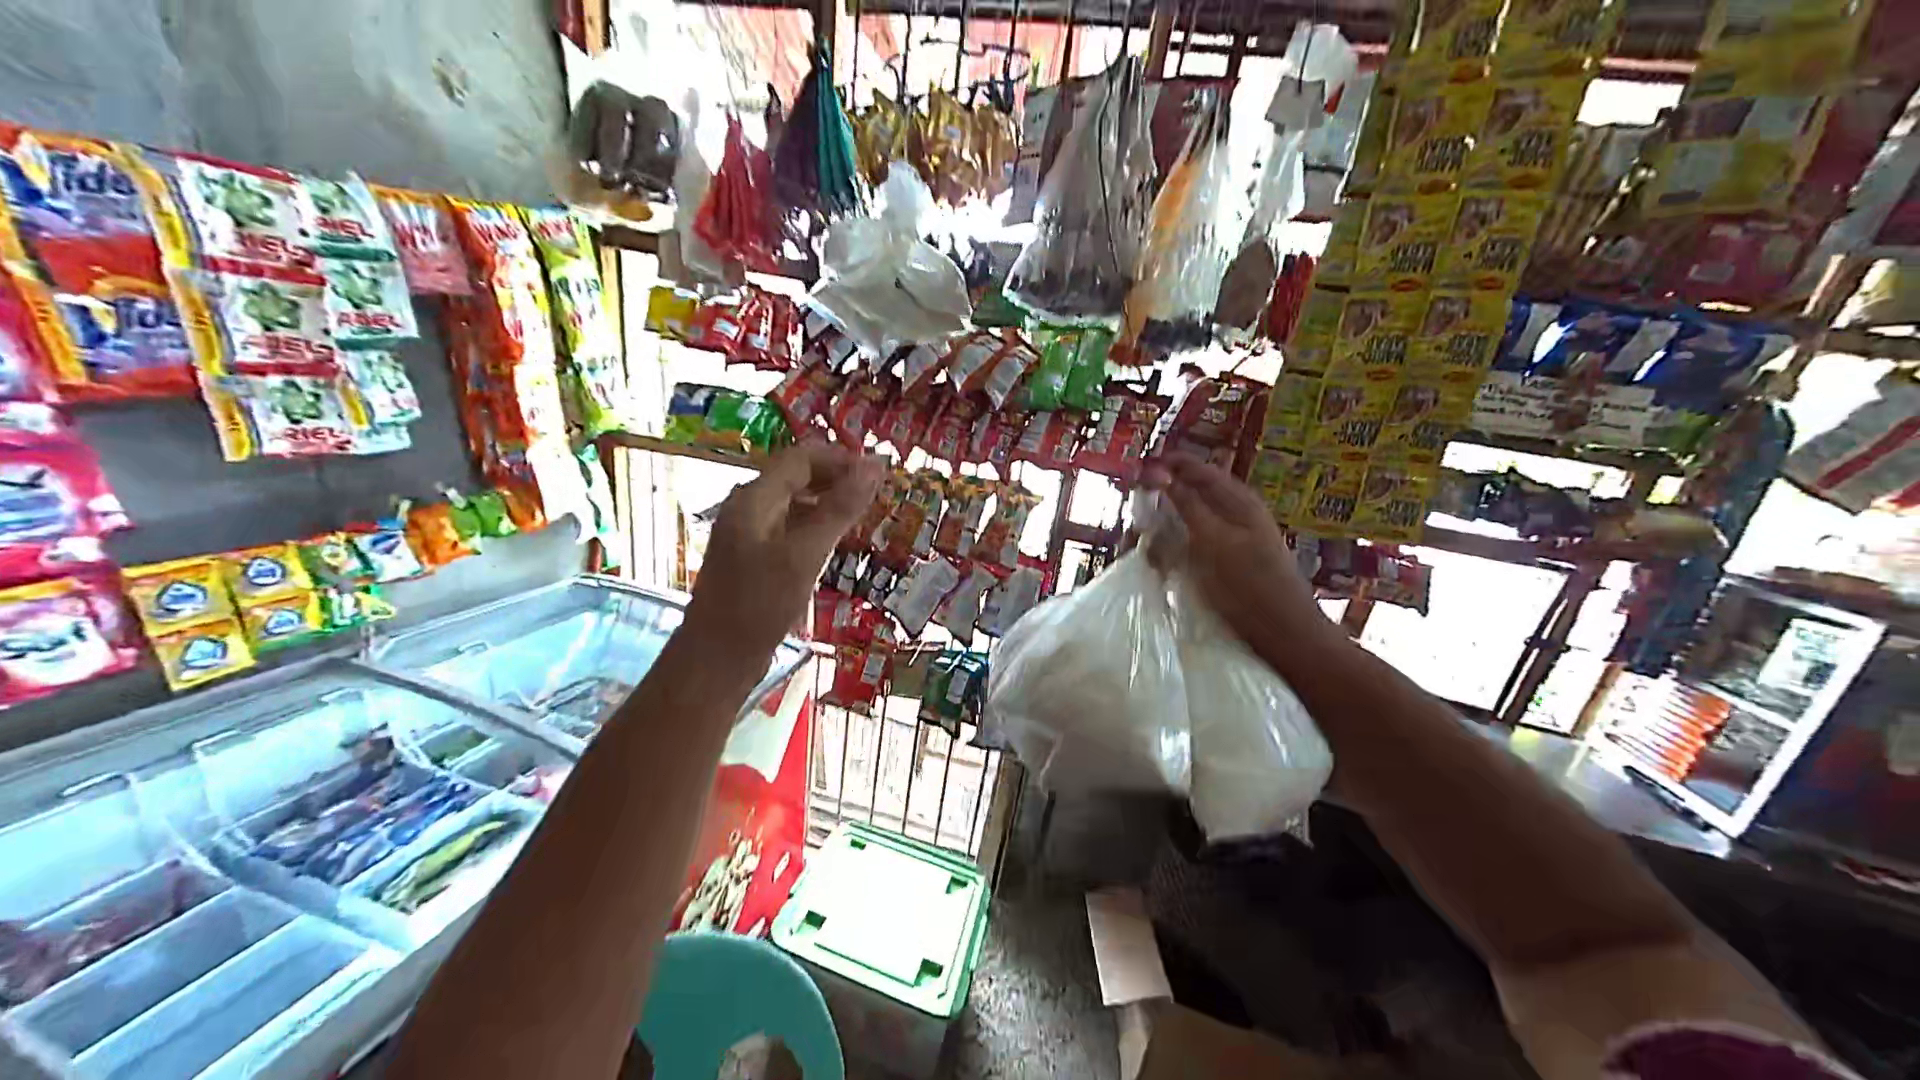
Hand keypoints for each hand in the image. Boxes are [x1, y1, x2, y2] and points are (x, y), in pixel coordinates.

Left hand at [682, 443, 884, 670]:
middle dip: (837, 478)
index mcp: (754, 499)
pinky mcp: (754, 558)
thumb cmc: (760, 604)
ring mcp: (749, 534)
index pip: (801, 458)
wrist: (716, 660)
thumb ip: (839, 509)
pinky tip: (836, 542)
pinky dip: (816, 526)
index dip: (841, 458)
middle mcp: (749, 508)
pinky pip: (790, 528)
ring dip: (829, 503)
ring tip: (864, 515)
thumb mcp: (805, 554)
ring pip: (795, 504)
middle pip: (797, 477)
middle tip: (877, 493)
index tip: (879, 471)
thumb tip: (875, 466)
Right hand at [1142, 456, 1327, 650]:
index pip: (1194, 468)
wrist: (1282, 631)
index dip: (1165, 466)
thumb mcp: (1214, 540)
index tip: (1133, 472)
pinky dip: (1170, 548)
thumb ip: (1188, 505)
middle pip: (1187, 492)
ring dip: (1161, 527)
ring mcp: (1226, 536)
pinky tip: (1158, 563)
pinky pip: (1187, 543)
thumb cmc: (1251, 584)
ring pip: (1184, 519)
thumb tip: (1160, 472)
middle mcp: (1231, 511)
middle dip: (1158, 500)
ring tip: (1140, 543)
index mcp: (1235, 499)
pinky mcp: (1220, 560)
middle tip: (1134, 518)